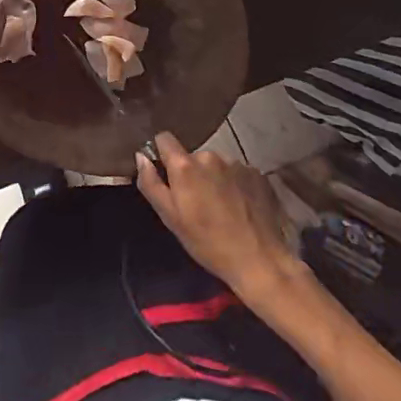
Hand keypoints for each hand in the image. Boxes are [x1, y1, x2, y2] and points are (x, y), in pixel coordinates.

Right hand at [136, 132, 314, 309]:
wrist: (260, 261)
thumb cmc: (207, 242)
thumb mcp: (170, 217)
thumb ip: (150, 183)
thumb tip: (141, 156)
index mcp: (185, 166)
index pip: (164, 139)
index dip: (161, 152)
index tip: (165, 172)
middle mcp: (211, 156)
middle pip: (192, 156)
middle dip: (191, 173)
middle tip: (197, 202)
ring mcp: (237, 164)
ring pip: (216, 165)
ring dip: (214, 178)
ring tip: (221, 206)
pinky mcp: (258, 174)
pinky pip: (237, 172)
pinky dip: (234, 184)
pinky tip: (240, 207)